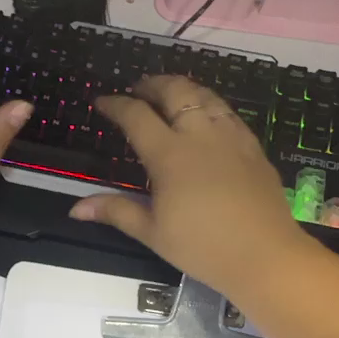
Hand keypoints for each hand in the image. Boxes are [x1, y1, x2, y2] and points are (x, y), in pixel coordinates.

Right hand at [73, 76, 312, 288]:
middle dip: (152, 84)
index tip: (102, 102)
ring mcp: (230, 136)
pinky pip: (226, 112)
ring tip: (169, 94)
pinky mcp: (251, 145)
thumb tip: (76, 209)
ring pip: (204, 95)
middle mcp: (199, 134)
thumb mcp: (152, 232)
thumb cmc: (201, 246)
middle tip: (137, 89)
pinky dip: (208, 104)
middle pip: (174, 91)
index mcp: (169, 155)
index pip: (136, 116)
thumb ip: (116, 211)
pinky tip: (205, 117)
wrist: (263, 253)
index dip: (115, 105)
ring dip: (182, 88)